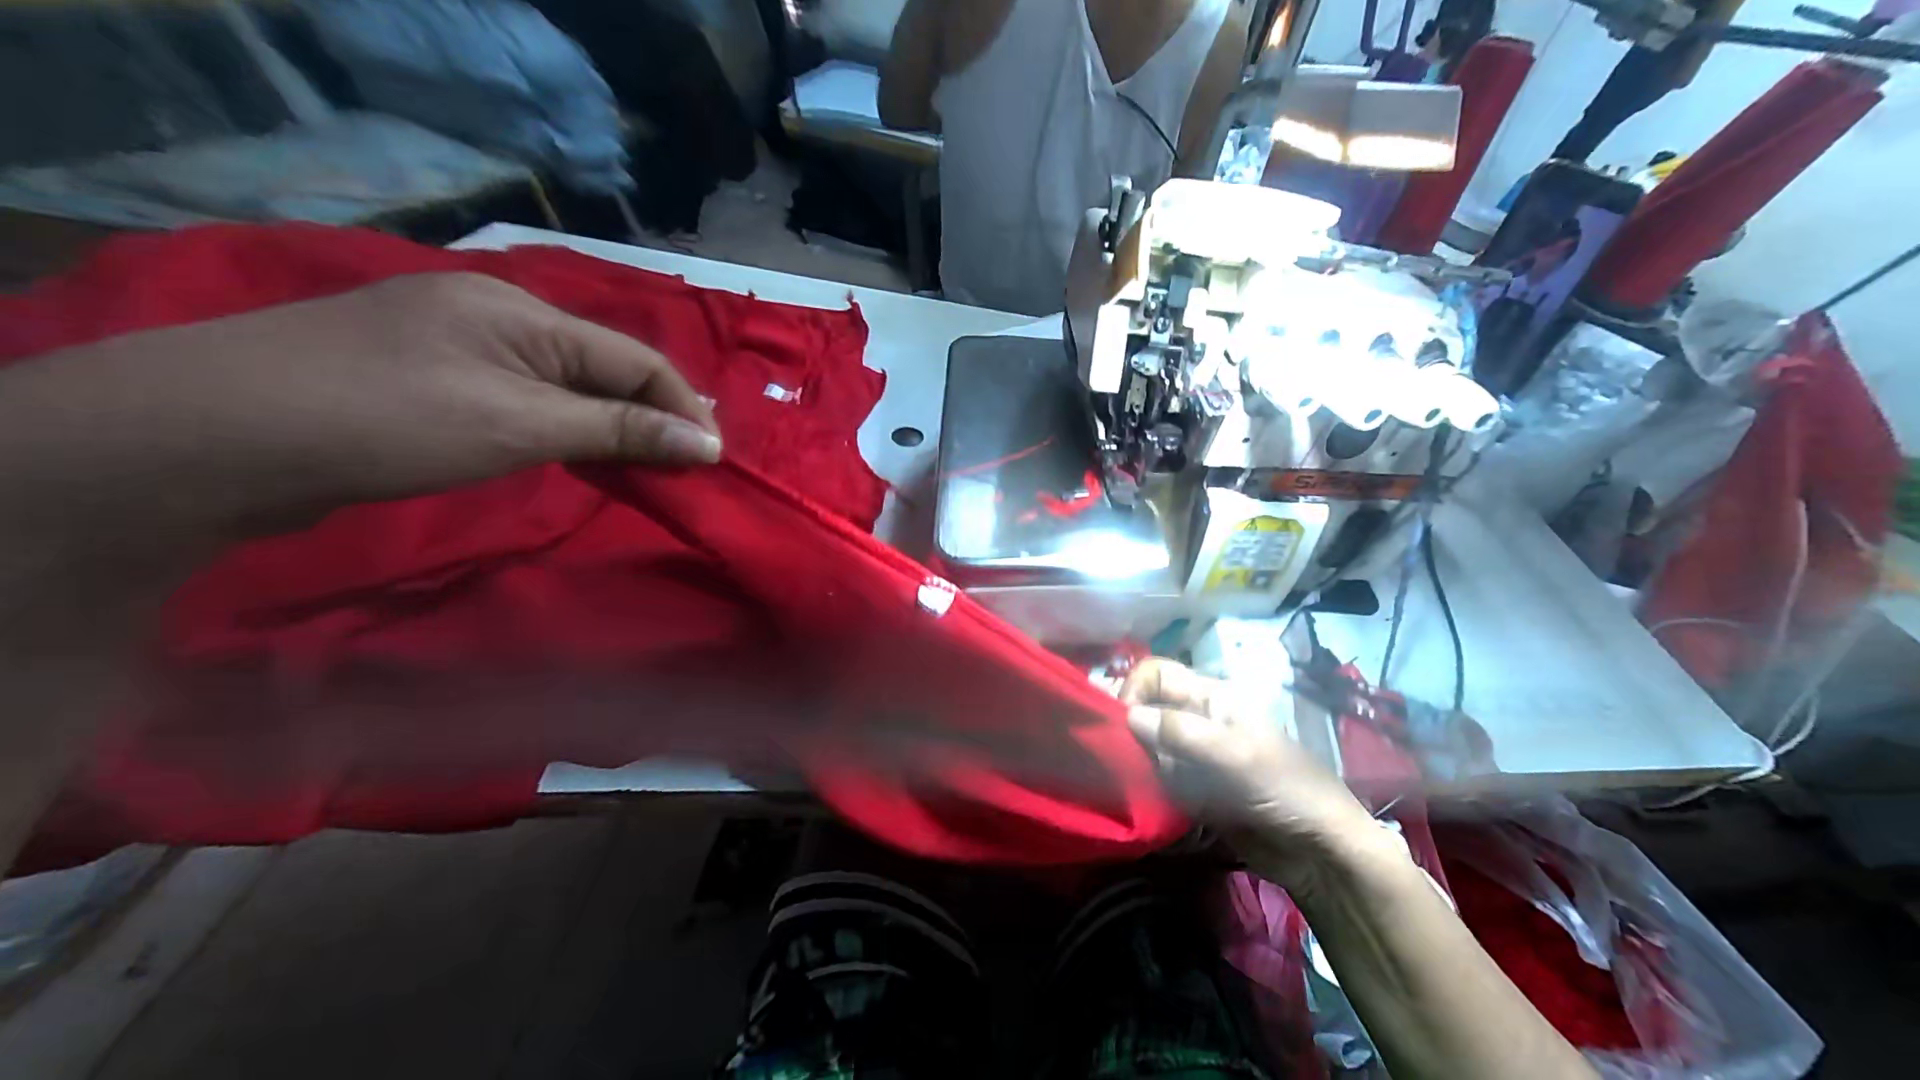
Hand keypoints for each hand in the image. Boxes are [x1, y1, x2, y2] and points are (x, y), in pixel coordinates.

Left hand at [0, 272, 721, 545]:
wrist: (216, 437)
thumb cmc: (389, 420)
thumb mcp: (521, 425)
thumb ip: (620, 431)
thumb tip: (709, 444)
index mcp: (524, 312)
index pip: (634, 359)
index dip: (683, 408)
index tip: (715, 458)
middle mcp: (498, 317)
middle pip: (603, 369)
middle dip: (653, 417)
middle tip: (691, 466)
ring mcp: (461, 347)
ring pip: (567, 386)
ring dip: (612, 426)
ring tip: (649, 467)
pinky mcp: (432, 381)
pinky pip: (526, 400)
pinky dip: (566, 430)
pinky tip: (579, 453)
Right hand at [1121, 657, 1381, 883]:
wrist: (1319, 850)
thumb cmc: (1283, 788)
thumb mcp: (1233, 753)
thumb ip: (1179, 732)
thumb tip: (1127, 715)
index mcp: (1211, 698)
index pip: (1157, 673)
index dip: (1133, 687)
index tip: (1119, 720)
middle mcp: (1197, 720)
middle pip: (1147, 707)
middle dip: (1125, 725)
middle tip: (1113, 753)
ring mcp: (1194, 756)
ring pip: (1147, 744)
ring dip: (1133, 758)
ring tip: (1123, 778)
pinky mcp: (1193, 790)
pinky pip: (1158, 777)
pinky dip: (1145, 784)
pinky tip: (1139, 795)